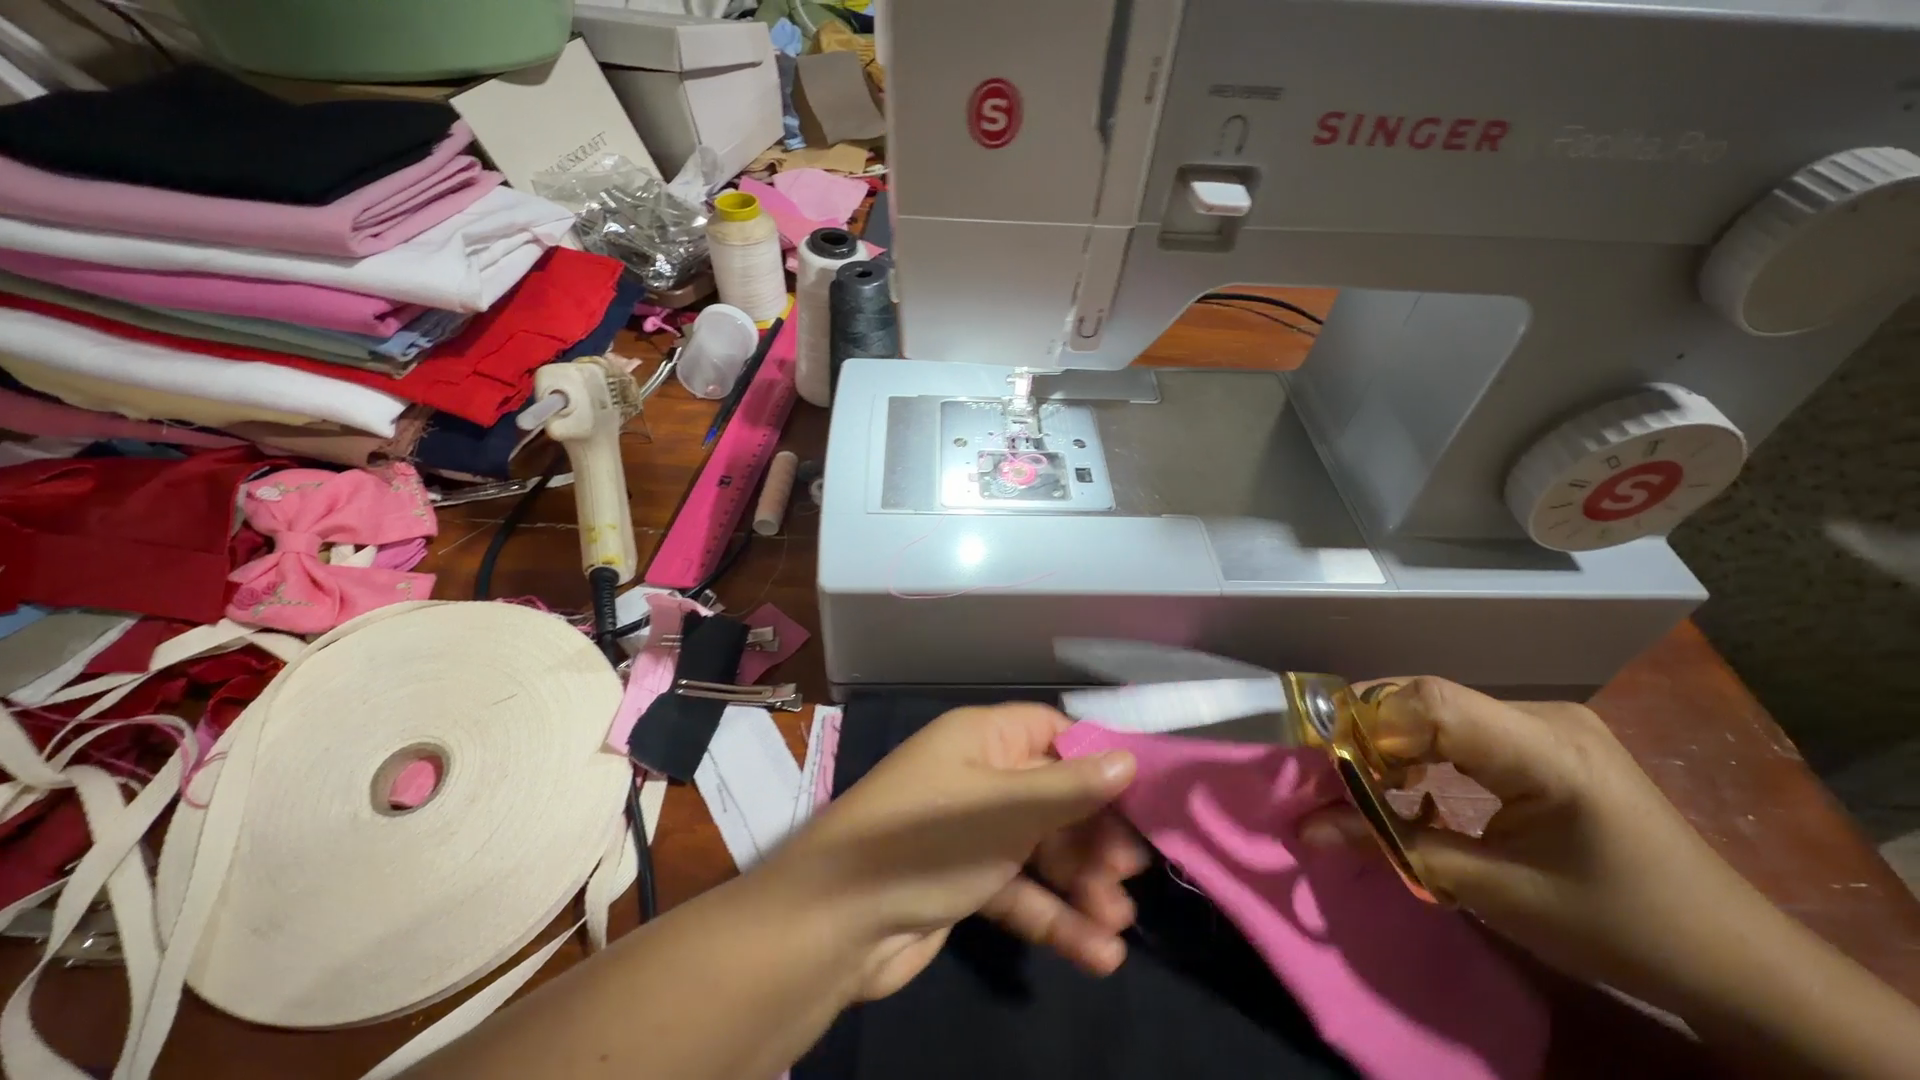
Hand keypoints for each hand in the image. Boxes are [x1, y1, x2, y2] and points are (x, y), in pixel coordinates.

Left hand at [771, 703, 1145, 999]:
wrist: (836, 922)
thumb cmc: (927, 841)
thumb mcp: (1005, 807)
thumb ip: (1070, 786)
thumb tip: (1129, 757)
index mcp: (983, 739)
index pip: (1055, 735)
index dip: (1100, 763)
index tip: (1146, 799)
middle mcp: (979, 779)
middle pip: (1055, 799)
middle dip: (1094, 838)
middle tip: (1131, 874)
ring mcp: (971, 836)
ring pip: (1042, 852)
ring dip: (1081, 887)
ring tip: (1117, 923)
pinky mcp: (964, 886)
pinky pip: (1020, 893)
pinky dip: (1054, 918)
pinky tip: (1097, 953)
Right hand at [1297, 678, 1781, 1001]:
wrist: (1731, 958)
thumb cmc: (1617, 926)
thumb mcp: (1497, 892)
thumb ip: (1395, 848)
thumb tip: (1306, 828)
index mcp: (1545, 747)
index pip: (1431, 703)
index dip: (1365, 726)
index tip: (1320, 769)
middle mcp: (1547, 716)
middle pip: (1430, 699)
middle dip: (1370, 735)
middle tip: (1329, 781)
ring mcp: (1553, 725)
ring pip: (1444, 711)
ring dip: (1395, 745)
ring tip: (1364, 789)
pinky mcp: (1553, 743)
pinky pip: (1469, 730)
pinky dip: (1427, 753)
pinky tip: (1415, 788)